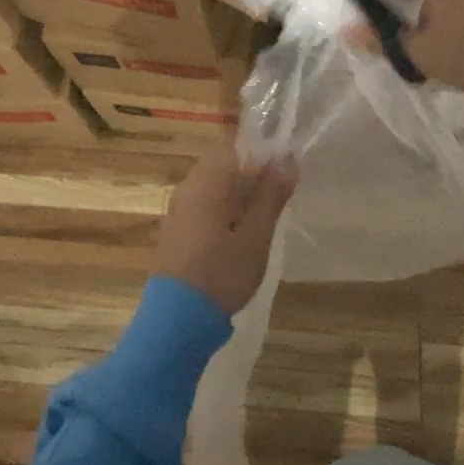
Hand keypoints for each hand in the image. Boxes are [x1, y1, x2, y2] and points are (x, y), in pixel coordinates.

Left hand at [154, 146, 297, 314]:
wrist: (178, 317)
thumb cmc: (222, 272)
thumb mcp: (256, 235)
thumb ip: (271, 196)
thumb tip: (288, 160)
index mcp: (207, 181)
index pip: (235, 146)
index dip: (263, 155)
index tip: (283, 175)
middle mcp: (188, 186)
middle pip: (224, 165)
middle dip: (252, 177)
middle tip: (277, 202)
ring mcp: (178, 208)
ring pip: (213, 187)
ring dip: (238, 195)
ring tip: (262, 222)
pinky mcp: (175, 229)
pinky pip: (203, 206)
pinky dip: (223, 211)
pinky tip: (238, 236)